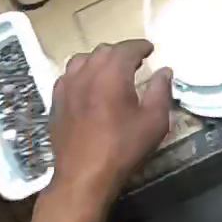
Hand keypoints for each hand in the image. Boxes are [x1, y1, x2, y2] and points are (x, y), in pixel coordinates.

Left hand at [47, 40, 172, 205]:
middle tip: (135, 62)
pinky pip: (68, 76)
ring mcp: (67, 86)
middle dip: (121, 53)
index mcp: (112, 73)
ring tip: (110, 72)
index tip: (150, 49)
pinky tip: (88, 87)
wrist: (84, 175)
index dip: (140, 46)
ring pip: (82, 60)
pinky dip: (82, 74)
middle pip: (104, 51)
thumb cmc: (123, 148)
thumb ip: (161, 91)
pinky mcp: (56, 101)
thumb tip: (164, 71)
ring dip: (99, 61)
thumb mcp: (154, 121)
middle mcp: (86, 73)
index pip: (127, 49)